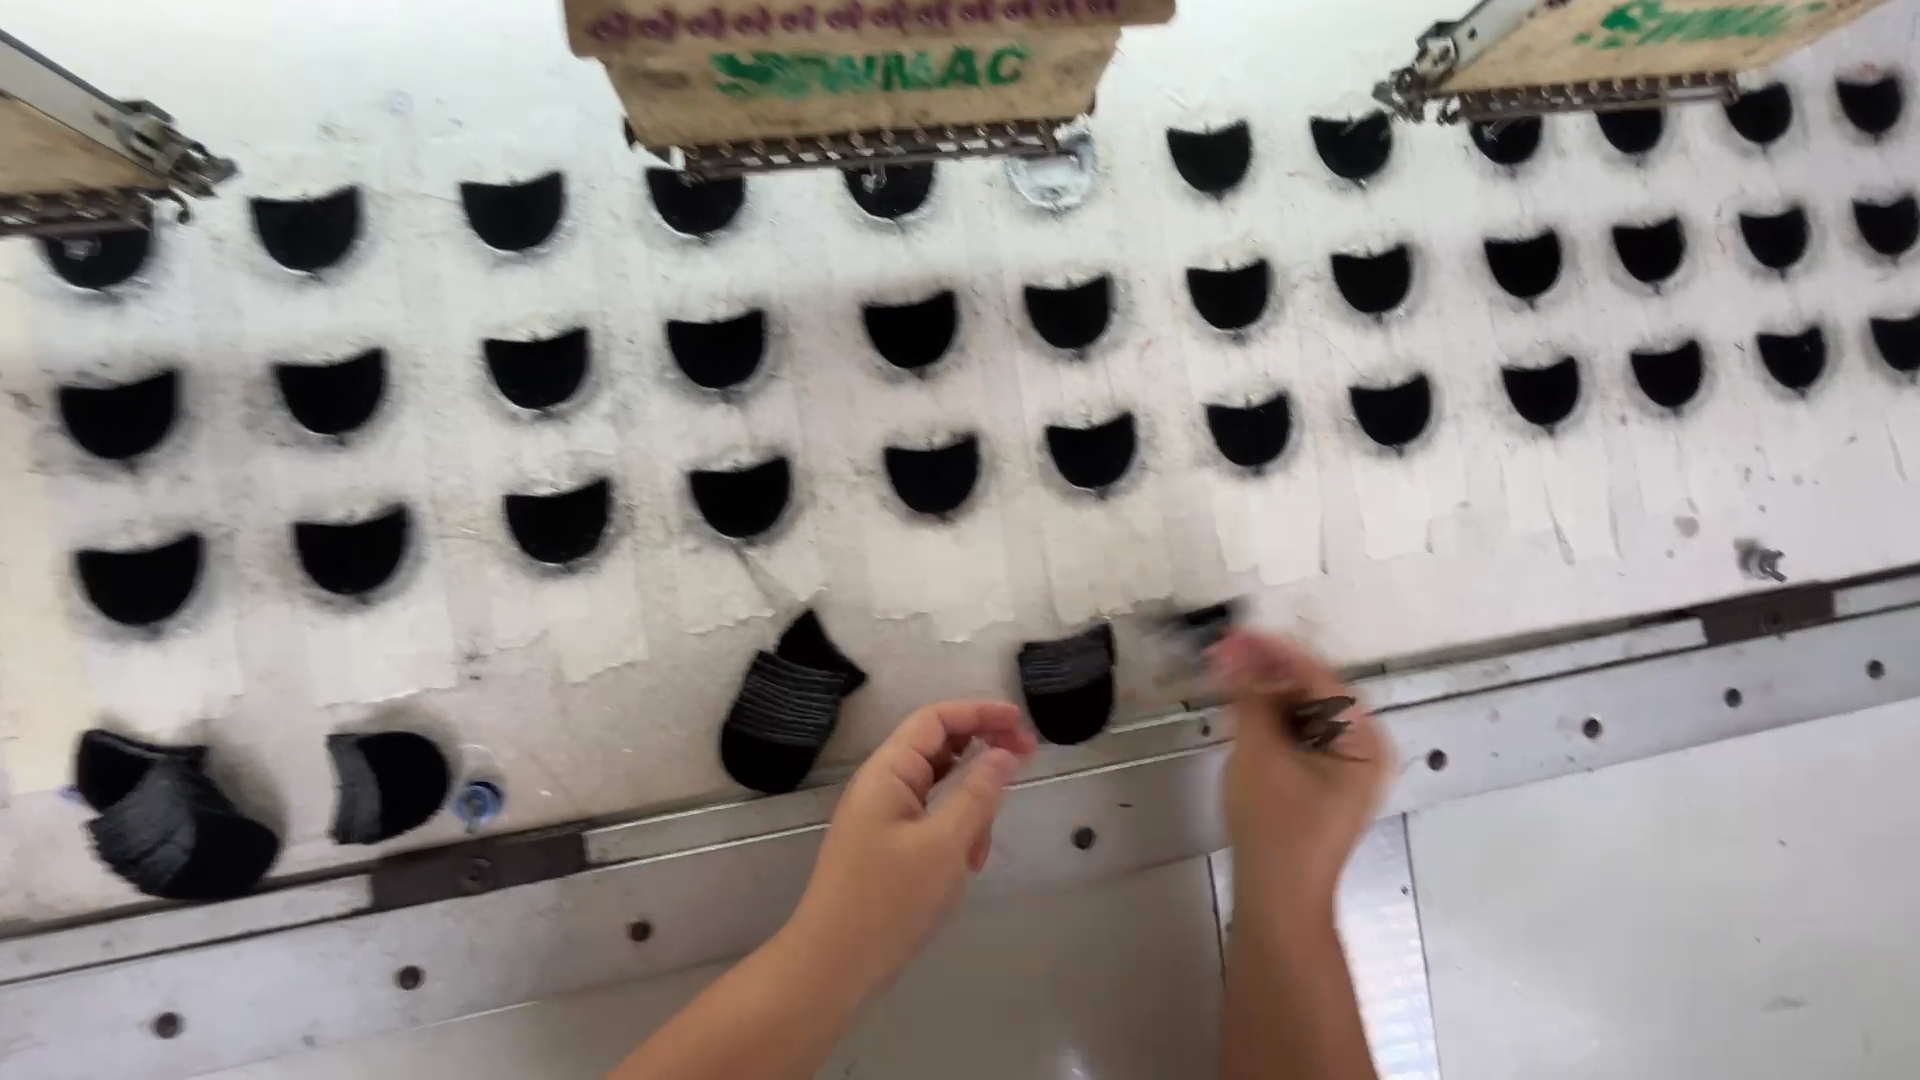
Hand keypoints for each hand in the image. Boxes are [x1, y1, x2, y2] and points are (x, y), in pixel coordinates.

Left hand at [780, 700, 1038, 996]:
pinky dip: (956, 829)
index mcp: (888, 771)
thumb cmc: (888, 901)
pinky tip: (967, 861)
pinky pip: (931, 817)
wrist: (832, 967)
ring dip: (970, 803)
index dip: (980, 713)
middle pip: (938, 746)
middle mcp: (883, 783)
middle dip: (982, 751)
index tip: (1021, 723)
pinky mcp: (887, 842)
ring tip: (983, 844)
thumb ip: (978, 794)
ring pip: (939, 786)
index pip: (936, 719)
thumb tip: (1004, 753)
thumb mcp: (945, 845)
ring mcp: (883, 814)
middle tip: (1026, 761)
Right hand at [1210, 631, 1391, 921]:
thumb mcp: (1258, 752)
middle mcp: (1363, 748)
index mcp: (1364, 741)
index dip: (1275, 652)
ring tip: (1225, 676)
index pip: (1320, 678)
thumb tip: (1229, 651)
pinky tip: (1238, 708)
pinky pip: (1296, 733)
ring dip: (1264, 691)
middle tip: (1223, 654)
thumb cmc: (1276, 824)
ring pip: (1302, 711)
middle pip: (1313, 691)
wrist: (1277, 896)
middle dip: (1267, 670)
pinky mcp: (1319, 779)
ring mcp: (1342, 766)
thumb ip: (1247, 696)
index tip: (1234, 636)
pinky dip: (1267, 717)